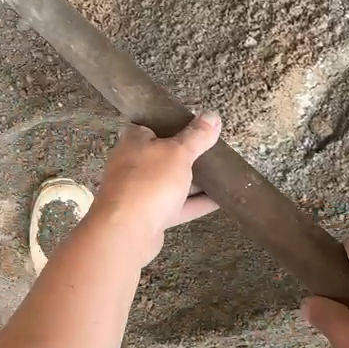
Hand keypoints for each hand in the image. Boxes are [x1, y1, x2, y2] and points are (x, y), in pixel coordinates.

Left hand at [81, 114, 220, 268]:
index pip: (151, 127)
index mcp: (133, 142)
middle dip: (188, 156)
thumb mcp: (178, 152)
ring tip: (222, 175)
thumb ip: (197, 137)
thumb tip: (212, 116)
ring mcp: (140, 193)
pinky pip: (177, 206)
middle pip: (164, 157)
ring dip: (195, 181)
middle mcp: (133, 166)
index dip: (173, 126)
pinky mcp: (150, 217)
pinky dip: (197, 203)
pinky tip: (221, 199)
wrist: (126, 231)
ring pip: (171, 183)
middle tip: (215, 151)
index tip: (197, 127)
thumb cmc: (149, 181)